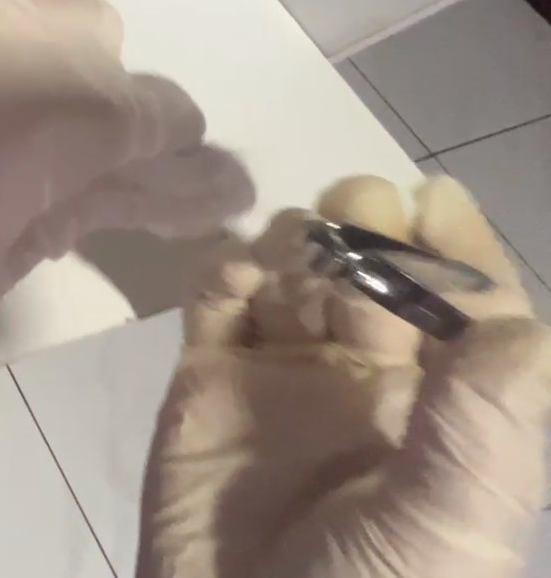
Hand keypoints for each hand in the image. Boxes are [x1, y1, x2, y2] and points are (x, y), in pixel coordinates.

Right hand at [141, 175, 550, 577]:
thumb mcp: (445, 528)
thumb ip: (483, 432)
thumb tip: (527, 325)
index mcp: (443, 418)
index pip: (465, 320)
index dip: (458, 258)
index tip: (432, 197)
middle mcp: (363, 384)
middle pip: (372, 286)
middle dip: (372, 236)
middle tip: (357, 194)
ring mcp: (277, 375)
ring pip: (290, 283)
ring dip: (297, 250)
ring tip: (298, 240)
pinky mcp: (204, 374)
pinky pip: (213, 307)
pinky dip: (221, 277)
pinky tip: (233, 273)